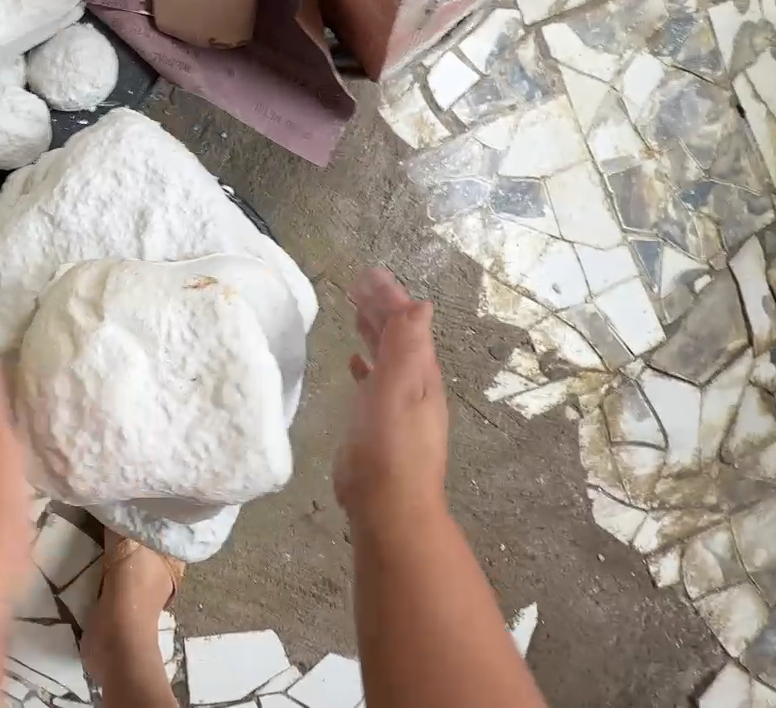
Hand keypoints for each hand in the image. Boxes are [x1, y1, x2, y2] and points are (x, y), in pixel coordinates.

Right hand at [333, 269, 448, 525]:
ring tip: (357, 310)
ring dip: (374, 330)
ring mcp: (395, 403)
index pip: (407, 325)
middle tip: (359, 282)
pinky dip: (366, 362)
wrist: (387, 502)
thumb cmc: (391, 444)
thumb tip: (420, 305)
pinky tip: (354, 360)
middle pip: (398, 336)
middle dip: (382, 308)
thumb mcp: (399, 390)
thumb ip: (407, 348)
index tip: (370, 273)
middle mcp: (412, 385)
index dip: (390, 298)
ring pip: (386, 355)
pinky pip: (373, 379)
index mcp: (420, 375)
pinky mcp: (375, 420)